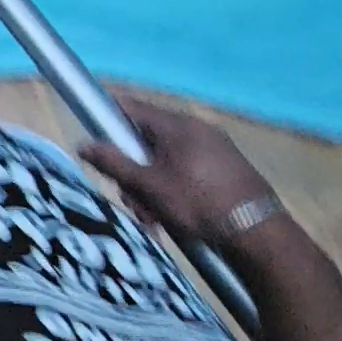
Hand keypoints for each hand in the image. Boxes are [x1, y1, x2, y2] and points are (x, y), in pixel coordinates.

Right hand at [78, 96, 278, 245]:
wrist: (259, 234)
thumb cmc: (197, 202)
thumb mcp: (147, 185)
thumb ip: (112, 162)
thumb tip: (82, 144)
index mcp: (177, 126)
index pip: (130, 106)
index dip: (105, 113)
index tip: (88, 128)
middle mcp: (196, 129)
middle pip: (144, 139)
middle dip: (130, 170)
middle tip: (129, 197)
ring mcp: (214, 147)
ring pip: (162, 159)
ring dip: (148, 186)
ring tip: (151, 216)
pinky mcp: (224, 166)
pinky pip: (183, 169)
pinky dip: (169, 188)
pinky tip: (169, 214)